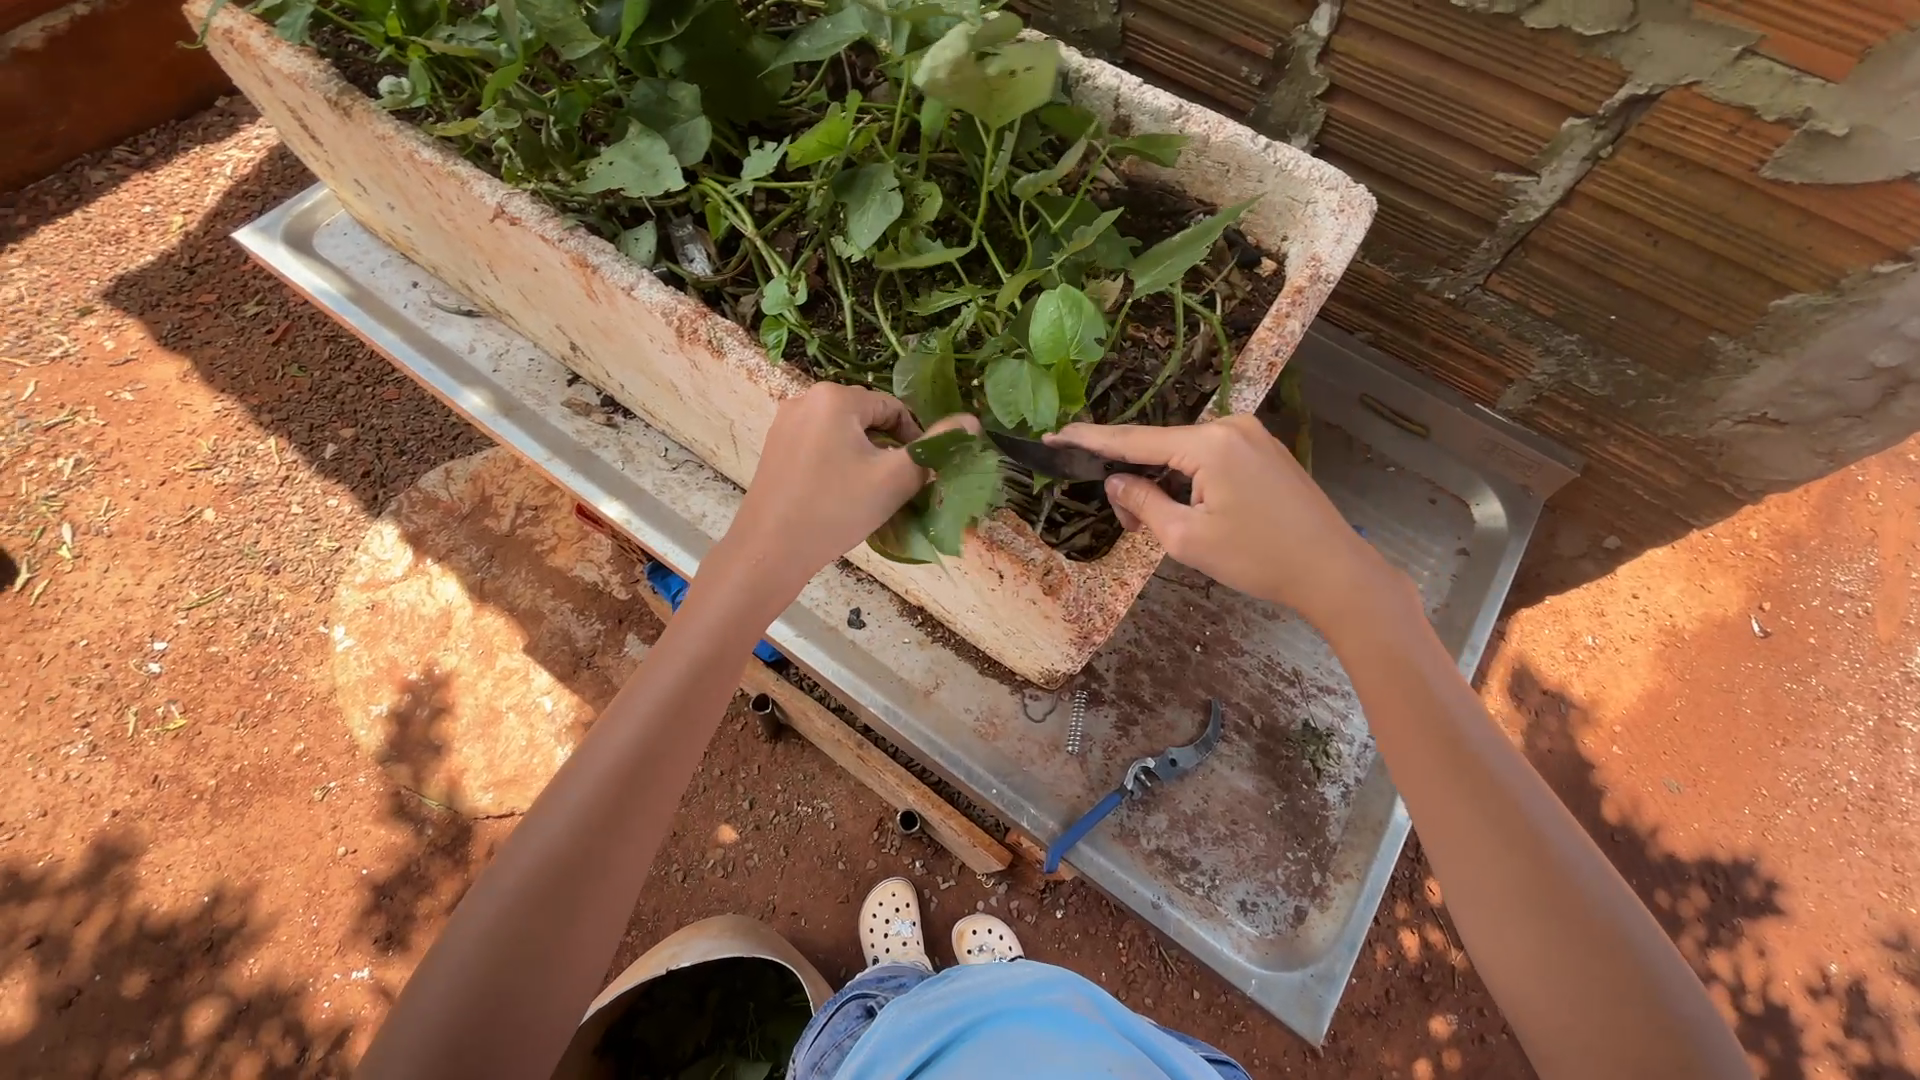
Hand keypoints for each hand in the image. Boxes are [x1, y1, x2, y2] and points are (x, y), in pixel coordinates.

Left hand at [721, 384, 974, 596]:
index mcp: (835, 397)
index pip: (893, 408)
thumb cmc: (837, 510)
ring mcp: (785, 424)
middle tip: (894, 487)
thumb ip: (935, 446)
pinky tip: (839, 496)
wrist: (770, 550)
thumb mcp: (895, 478)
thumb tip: (971, 419)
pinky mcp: (774, 448)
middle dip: (886, 449)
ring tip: (868, 494)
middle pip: (866, 418)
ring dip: (863, 458)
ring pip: (843, 434)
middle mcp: (805, 399)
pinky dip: (837, 464)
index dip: (914, 439)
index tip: (918, 474)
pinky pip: (819, 446)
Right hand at [1049, 414, 1406, 630]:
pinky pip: (1210, 459)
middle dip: (1135, 482)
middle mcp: (1230, 426)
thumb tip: (1116, 481)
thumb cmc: (1259, 559)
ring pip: (1184, 456)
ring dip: (1163, 486)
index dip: (1089, 440)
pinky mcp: (1265, 452)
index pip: (1133, 439)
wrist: (1334, 571)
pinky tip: (1191, 512)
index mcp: (1209, 443)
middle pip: (1160, 449)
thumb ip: (1143, 503)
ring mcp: (1252, 436)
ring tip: (1162, 528)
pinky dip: (1189, 483)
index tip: (1054, 436)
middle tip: (1131, 527)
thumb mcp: (1187, 539)